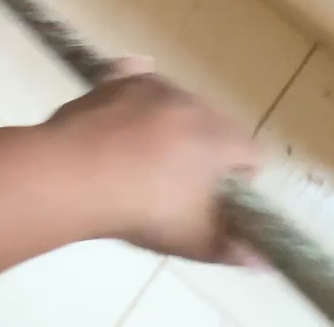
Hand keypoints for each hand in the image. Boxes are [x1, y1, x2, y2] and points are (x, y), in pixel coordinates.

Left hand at [42, 59, 262, 265]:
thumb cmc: (141, 208)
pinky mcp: (110, 80)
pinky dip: (139, 81)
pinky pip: (134, 72)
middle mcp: (186, 101)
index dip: (242, 178)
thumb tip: (262, 260)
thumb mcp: (196, 241)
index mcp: (216, 137)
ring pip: (177, 99)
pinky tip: (136, 90)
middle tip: (183, 180)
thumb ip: (234, 248)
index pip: (252, 152)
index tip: (219, 198)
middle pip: (216, 122)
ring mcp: (144, 85)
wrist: (71, 174)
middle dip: (209, 148)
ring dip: (175, 121)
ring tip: (151, 151)